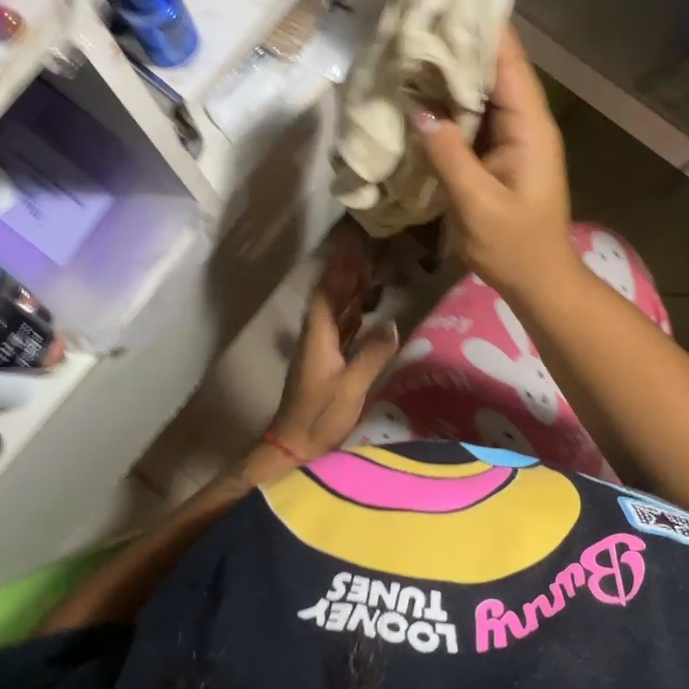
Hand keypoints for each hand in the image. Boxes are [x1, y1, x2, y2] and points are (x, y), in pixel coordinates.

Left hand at [267, 254, 400, 467]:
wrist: (295, 445)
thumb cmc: (320, 415)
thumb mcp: (351, 386)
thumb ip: (371, 354)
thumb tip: (393, 324)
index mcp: (318, 336)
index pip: (326, 291)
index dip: (338, 267)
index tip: (351, 243)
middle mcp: (316, 337)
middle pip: (330, 296)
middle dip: (346, 271)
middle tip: (366, 248)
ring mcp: (319, 351)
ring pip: (335, 311)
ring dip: (350, 289)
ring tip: (369, 269)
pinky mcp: (325, 364)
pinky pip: (341, 328)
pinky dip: (353, 312)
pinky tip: (366, 308)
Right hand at [413, 26, 574, 296]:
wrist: (537, 281)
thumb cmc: (514, 246)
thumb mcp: (478, 205)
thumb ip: (449, 156)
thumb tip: (418, 110)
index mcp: (529, 126)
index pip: (507, 61)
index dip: (481, 26)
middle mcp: (523, 122)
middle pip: (492, 68)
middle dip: (457, 43)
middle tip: (414, 18)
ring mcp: (510, 138)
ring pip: (479, 92)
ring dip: (448, 73)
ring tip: (409, 46)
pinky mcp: (495, 154)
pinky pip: (471, 118)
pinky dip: (447, 105)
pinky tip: (418, 95)